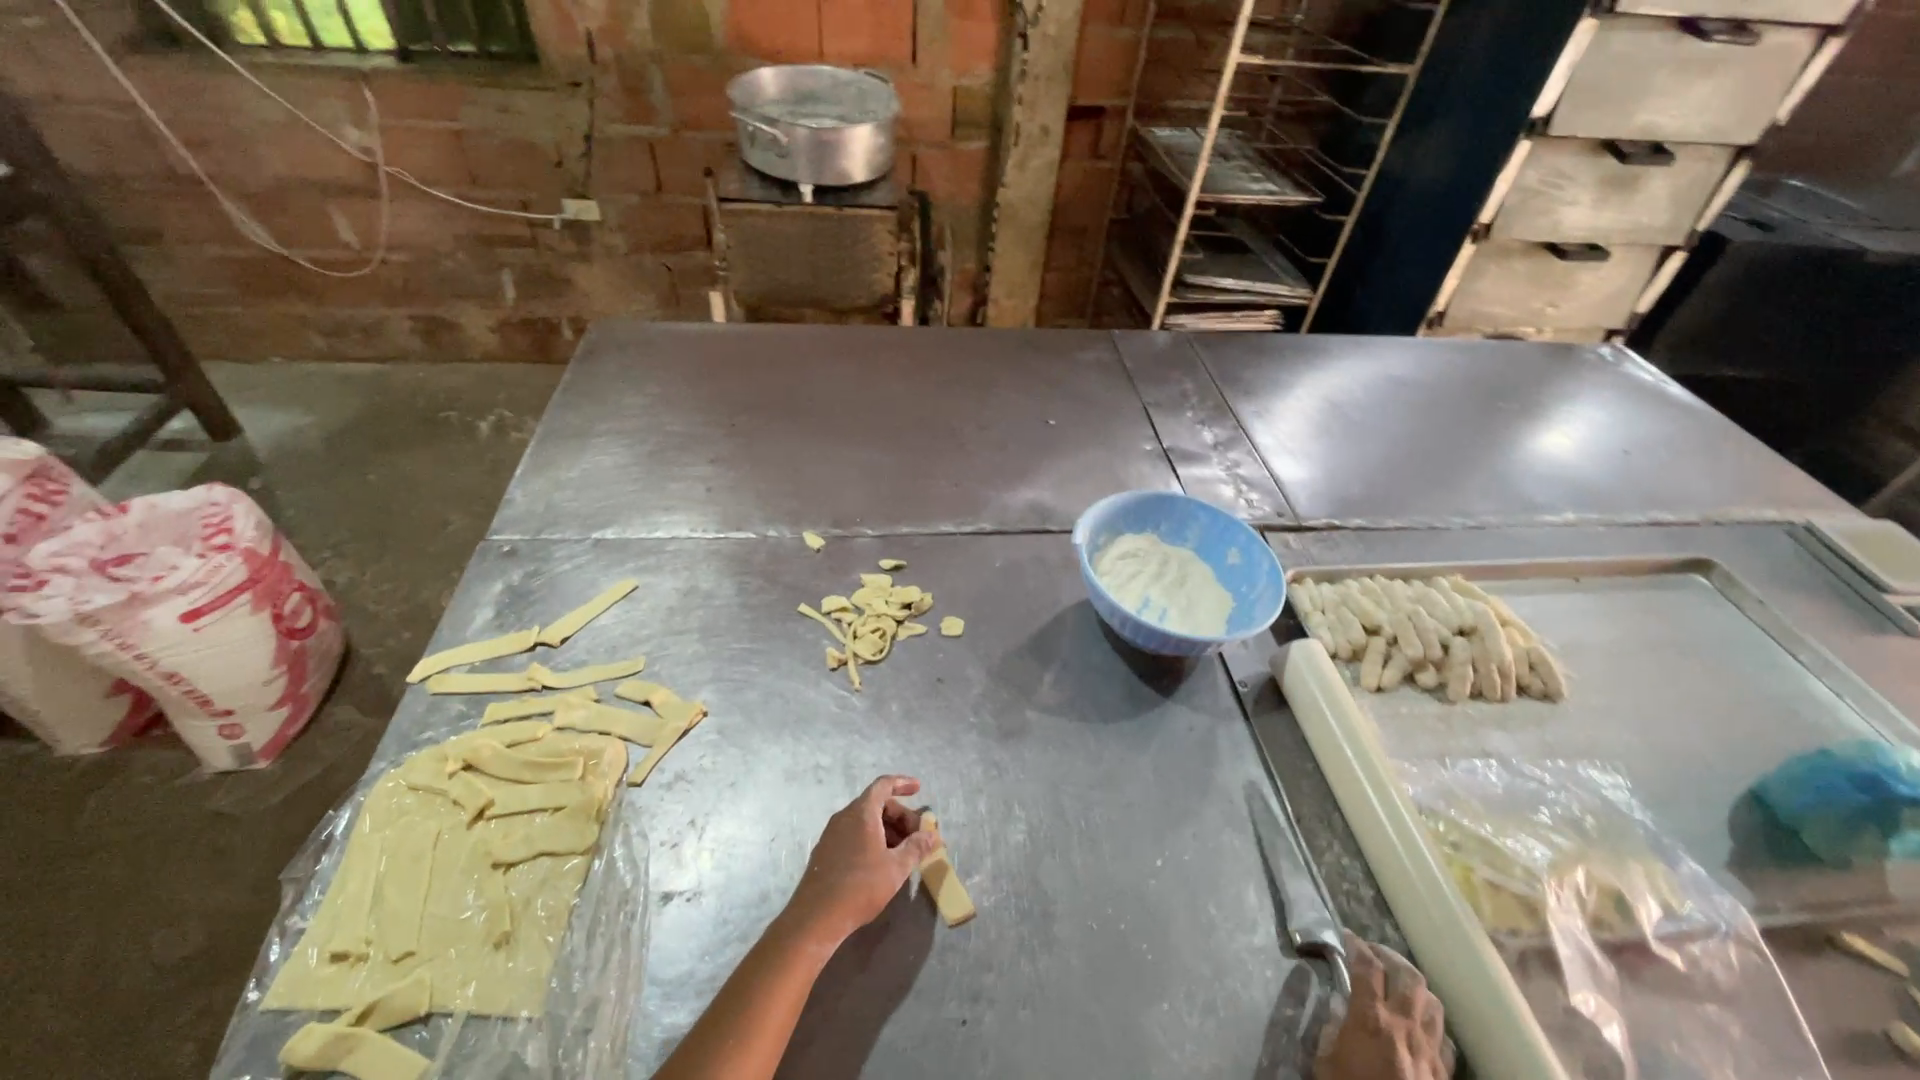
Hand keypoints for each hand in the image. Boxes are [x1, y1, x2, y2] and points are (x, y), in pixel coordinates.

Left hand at [784, 776, 941, 945]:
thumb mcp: (896, 867)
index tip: (919, 789)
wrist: (816, 917)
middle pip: (876, 805)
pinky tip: (883, 863)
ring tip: (904, 853)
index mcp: (861, 813)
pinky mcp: (826, 852)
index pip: (883, 786)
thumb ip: (916, 847)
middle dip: (901, 816)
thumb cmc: (861, 887)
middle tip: (918, 837)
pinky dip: (872, 840)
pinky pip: (854, 835)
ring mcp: (832, 834)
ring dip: (888, 830)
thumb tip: (932, 835)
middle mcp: (844, 817)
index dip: (902, 783)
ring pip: (865, 822)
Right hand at [1314, 932, 1451, 1079]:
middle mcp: (1404, 1026)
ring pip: (1432, 1001)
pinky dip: (1432, 1024)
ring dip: (1416, 987)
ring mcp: (1429, 1049)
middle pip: (1408, 975)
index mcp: (1370, 1020)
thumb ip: (1332, 1031)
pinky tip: (1422, 1028)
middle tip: (1375, 954)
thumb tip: (1338, 1010)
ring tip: (1401, 984)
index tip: (1345, 936)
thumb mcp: (1325, 1064)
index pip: (1367, 967)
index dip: (1356, 945)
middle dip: (1390, 958)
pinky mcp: (1443, 1073)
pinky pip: (1445, 1037)